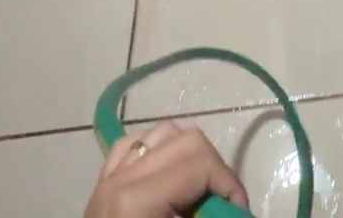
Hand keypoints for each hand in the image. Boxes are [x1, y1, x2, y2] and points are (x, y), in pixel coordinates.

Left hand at [84, 122, 249, 217]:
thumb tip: (238, 211)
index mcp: (137, 201)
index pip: (201, 162)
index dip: (229, 183)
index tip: (239, 211)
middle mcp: (122, 179)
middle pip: (188, 140)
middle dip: (214, 167)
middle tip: (221, 203)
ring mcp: (109, 179)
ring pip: (163, 133)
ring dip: (188, 155)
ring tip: (196, 190)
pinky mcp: (102, 184)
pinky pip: (135, 145)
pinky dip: (157, 151)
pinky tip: (166, 176)